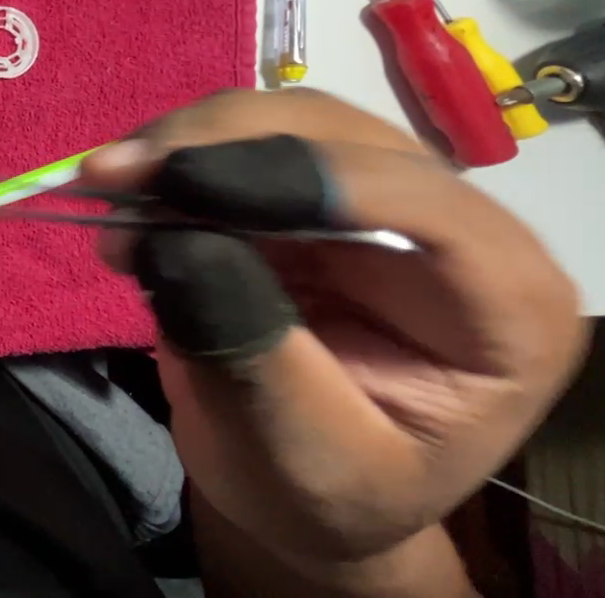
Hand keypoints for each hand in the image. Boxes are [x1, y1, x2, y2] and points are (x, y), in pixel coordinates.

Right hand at [82, 89, 587, 572]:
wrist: (288, 477)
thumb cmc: (316, 484)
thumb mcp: (292, 450)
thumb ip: (247, 350)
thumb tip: (175, 240)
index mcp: (500, 309)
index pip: (422, 204)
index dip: (299, 175)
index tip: (175, 184)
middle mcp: (446, 231)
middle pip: (334, 135)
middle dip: (210, 144)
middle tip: (109, 174)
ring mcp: (366, 200)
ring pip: (270, 119)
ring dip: (175, 145)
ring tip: (103, 193)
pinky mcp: (292, 191)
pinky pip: (226, 142)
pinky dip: (163, 159)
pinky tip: (121, 203)